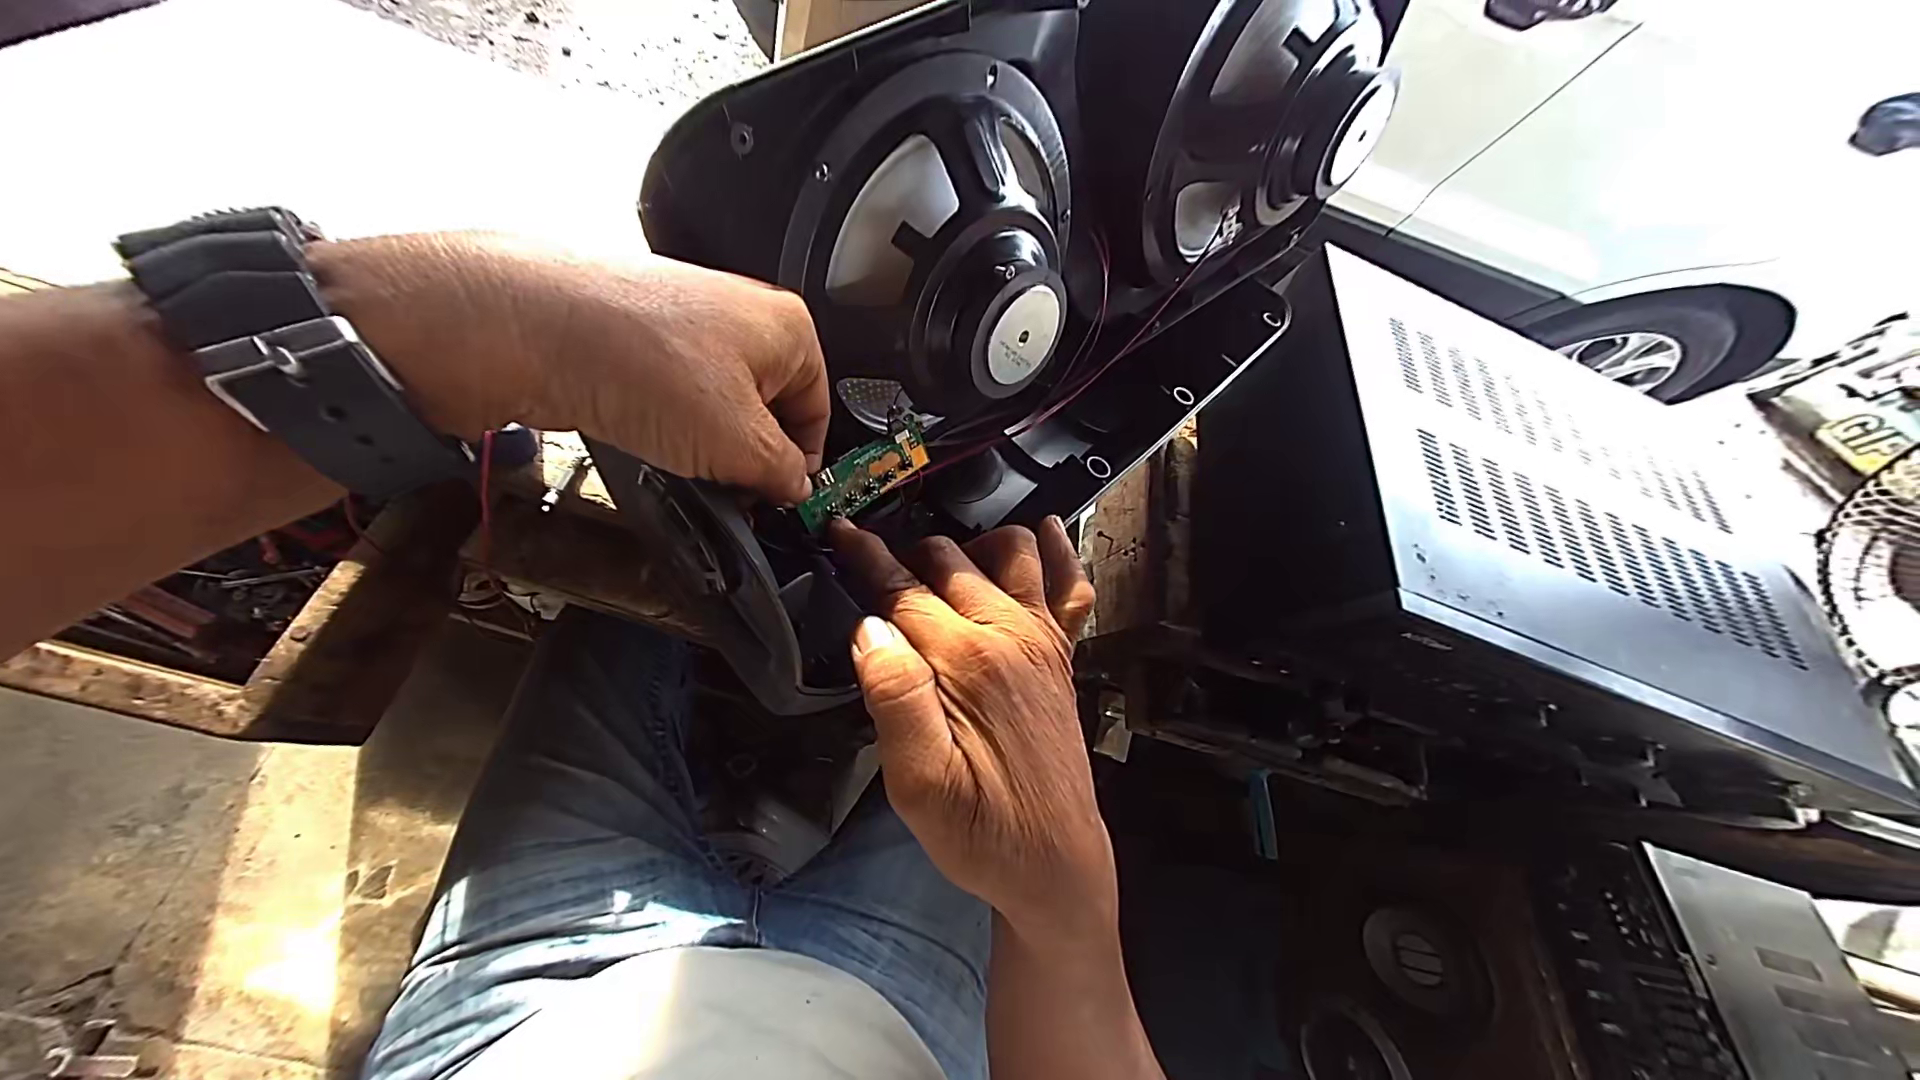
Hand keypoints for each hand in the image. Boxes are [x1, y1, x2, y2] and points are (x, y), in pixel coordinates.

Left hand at [313, 233, 829, 503]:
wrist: (523, 326)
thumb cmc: (640, 363)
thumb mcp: (740, 444)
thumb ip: (784, 474)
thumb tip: (793, 487)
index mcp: (788, 329)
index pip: (818, 412)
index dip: (803, 463)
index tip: (782, 497)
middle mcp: (744, 315)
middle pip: (772, 408)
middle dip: (756, 455)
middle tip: (735, 489)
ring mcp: (691, 321)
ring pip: (724, 404)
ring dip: (713, 444)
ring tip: (686, 462)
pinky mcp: (644, 334)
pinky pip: (680, 393)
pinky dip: (675, 424)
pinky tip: (654, 438)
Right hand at [829, 517, 1109, 937]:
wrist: (1056, 863)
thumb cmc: (982, 831)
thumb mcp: (918, 784)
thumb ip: (894, 696)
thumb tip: (870, 627)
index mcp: (967, 660)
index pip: (904, 590)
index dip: (866, 557)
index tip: (842, 531)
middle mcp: (1010, 634)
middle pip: (950, 560)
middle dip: (907, 553)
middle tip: (877, 566)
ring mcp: (1043, 638)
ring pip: (1012, 551)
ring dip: (973, 544)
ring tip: (941, 562)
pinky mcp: (1061, 653)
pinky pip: (1070, 584)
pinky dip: (1058, 553)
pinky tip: (1048, 535)